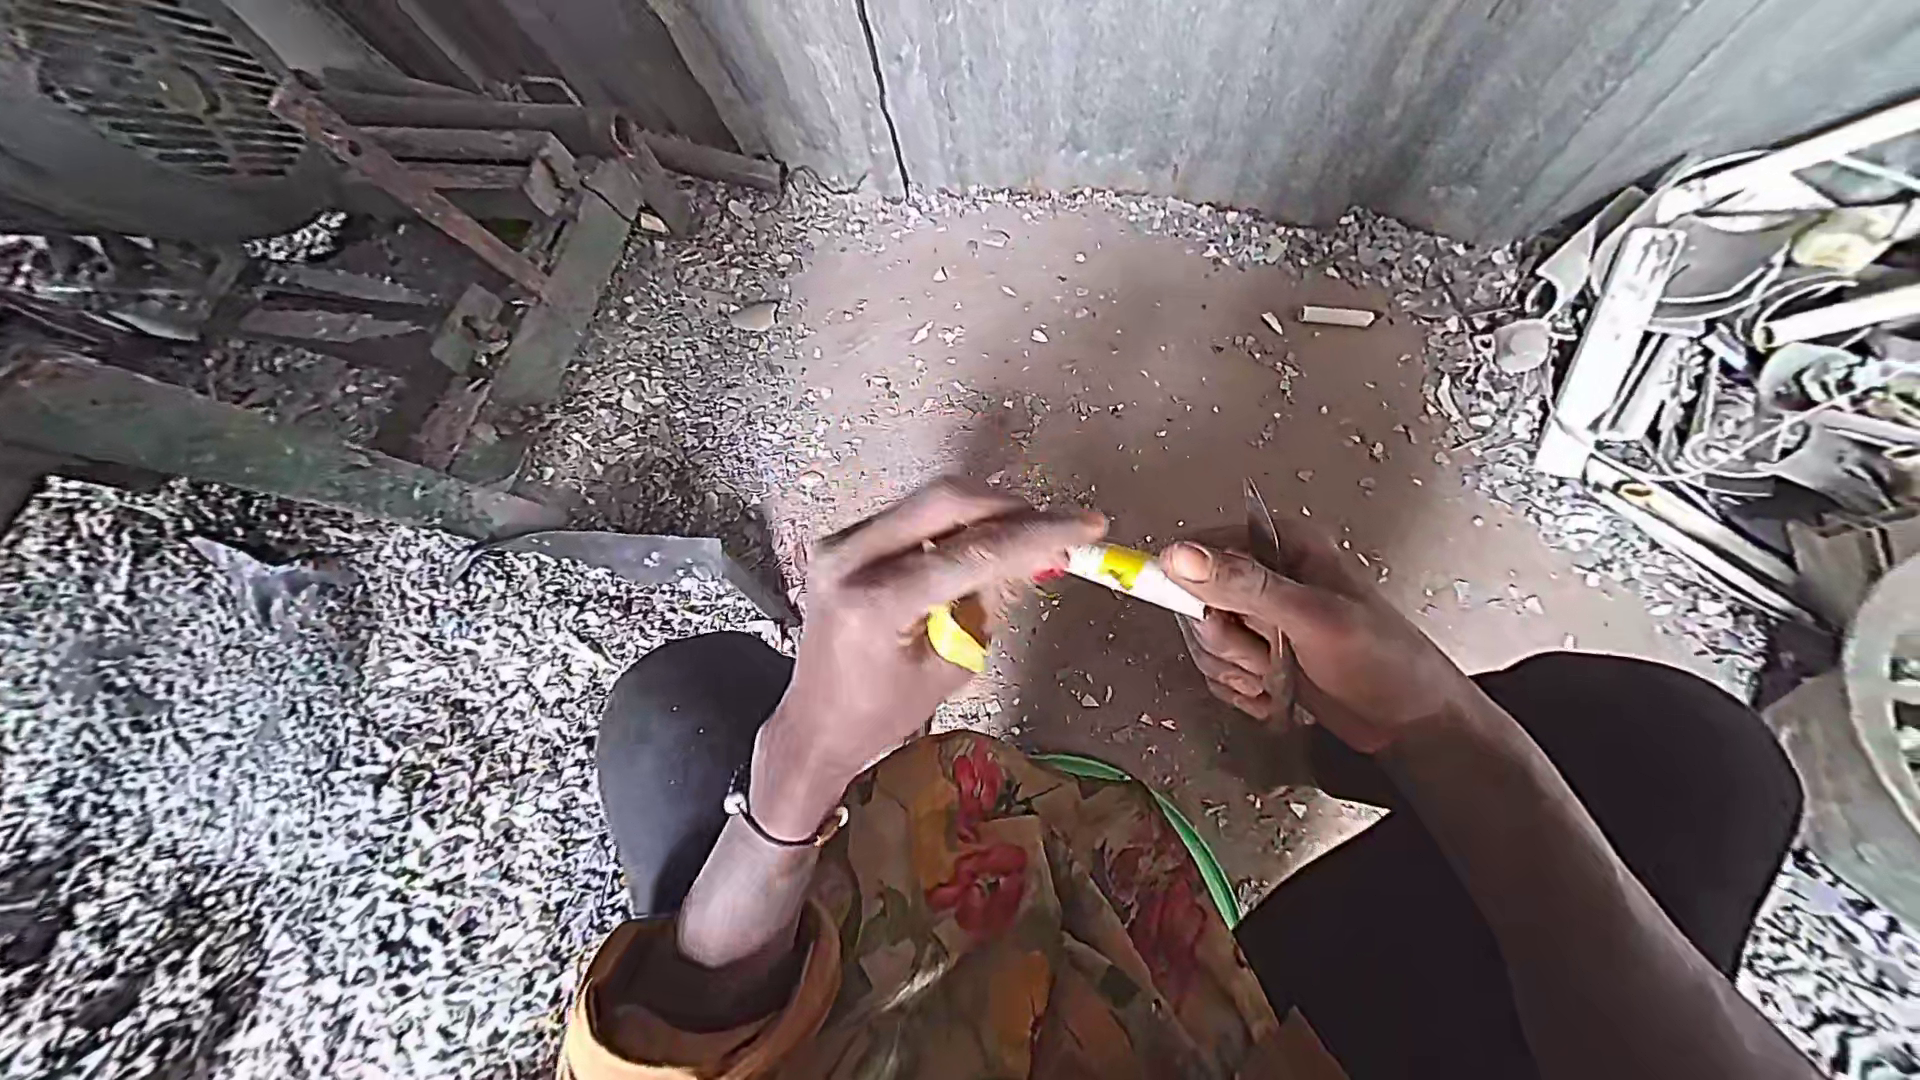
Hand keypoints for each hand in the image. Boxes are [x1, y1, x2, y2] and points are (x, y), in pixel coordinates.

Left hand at [753, 479, 1106, 838]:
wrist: (815, 723)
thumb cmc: (882, 714)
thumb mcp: (949, 665)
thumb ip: (989, 603)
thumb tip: (1034, 556)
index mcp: (877, 602)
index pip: (973, 552)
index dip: (1037, 534)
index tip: (1085, 525)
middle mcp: (850, 557)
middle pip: (946, 500)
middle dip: (1009, 508)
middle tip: (1053, 527)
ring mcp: (839, 543)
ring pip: (929, 501)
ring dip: (983, 512)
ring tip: (1022, 539)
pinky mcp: (841, 541)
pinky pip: (911, 516)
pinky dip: (953, 523)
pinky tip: (979, 545)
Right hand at [1158, 521, 1474, 754]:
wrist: (1414, 724)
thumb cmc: (1381, 660)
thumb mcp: (1313, 618)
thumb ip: (1245, 585)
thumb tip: (1177, 555)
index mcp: (1279, 545)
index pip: (1199, 549)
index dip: (1189, 584)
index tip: (1211, 619)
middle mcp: (1261, 574)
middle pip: (1193, 601)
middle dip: (1224, 641)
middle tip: (1264, 656)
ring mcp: (1255, 615)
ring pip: (1202, 639)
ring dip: (1234, 669)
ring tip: (1277, 677)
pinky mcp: (1252, 650)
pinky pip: (1214, 668)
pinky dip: (1238, 688)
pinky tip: (1273, 694)